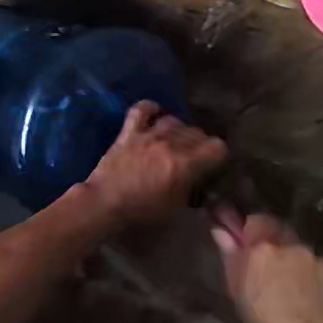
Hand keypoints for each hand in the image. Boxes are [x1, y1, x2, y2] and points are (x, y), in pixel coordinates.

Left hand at [82, 101, 227, 226]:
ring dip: (179, 131)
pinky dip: (152, 109)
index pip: (218, 147)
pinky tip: (156, 117)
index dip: (219, 157)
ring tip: (176, 143)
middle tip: (194, 160)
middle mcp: (170, 143)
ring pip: (175, 120)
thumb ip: (195, 194)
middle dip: (201, 146)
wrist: (103, 204)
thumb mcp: (177, 210)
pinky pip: (143, 109)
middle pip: (198, 133)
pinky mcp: (129, 132)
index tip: (213, 167)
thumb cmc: (141, 213)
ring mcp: (148, 134)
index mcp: (185, 164)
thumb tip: (209, 191)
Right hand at [211, 209, 322, 322]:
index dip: (250, 234)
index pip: (256, 221)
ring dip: (292, 264)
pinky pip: (317, 269)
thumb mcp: (239, 294)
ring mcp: (318, 260)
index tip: (246, 249)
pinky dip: (310, 278)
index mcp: (263, 249)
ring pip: (300, 253)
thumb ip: (231, 257)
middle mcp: (293, 246)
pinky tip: (308, 301)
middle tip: (266, 275)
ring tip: (289, 293)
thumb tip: (220, 231)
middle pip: (279, 235)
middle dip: (272, 248)